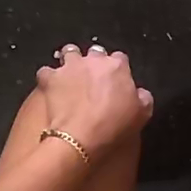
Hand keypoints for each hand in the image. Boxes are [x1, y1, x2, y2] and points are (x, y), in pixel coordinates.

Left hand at [38, 44, 153, 155]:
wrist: (81, 137)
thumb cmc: (115, 125)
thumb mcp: (143, 113)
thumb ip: (143, 97)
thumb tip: (139, 93)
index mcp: (117, 66)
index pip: (120, 58)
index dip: (118, 69)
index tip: (116, 81)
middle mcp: (93, 60)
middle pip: (94, 52)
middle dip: (94, 62)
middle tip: (95, 80)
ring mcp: (69, 67)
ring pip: (69, 52)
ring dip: (71, 61)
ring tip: (72, 75)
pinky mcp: (50, 78)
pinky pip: (46, 71)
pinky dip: (49, 78)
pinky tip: (52, 87)